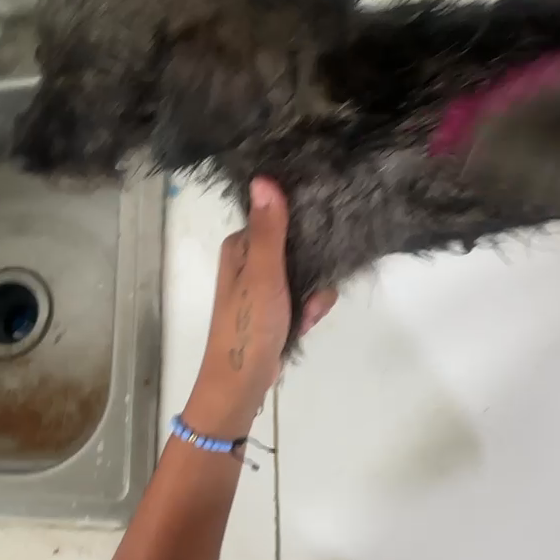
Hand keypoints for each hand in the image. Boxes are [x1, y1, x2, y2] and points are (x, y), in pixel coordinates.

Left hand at [182, 179, 335, 438]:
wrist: (242, 381)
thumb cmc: (249, 324)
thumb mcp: (262, 272)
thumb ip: (269, 229)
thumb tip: (263, 178)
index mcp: (239, 248)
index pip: (276, 217)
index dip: (300, 226)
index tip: (320, 235)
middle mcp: (247, 264)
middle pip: (295, 246)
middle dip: (311, 266)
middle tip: (312, 286)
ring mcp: (260, 290)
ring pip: (303, 276)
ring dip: (311, 294)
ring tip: (307, 310)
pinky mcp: (272, 313)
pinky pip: (301, 302)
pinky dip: (306, 313)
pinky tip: (304, 326)